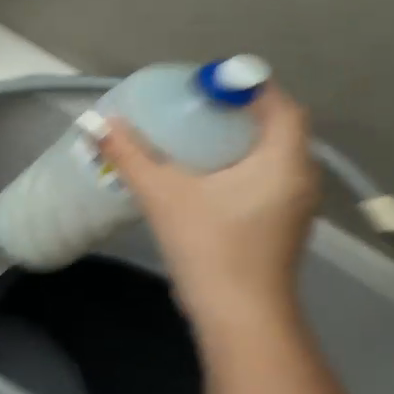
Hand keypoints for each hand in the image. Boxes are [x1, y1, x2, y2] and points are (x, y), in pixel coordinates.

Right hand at [98, 85, 320, 334]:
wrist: (237, 309)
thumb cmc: (208, 243)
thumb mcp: (160, 192)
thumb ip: (128, 153)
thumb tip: (95, 121)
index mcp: (283, 163)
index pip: (281, 109)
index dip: (247, 88)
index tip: (203, 84)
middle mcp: (297, 179)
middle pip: (273, 130)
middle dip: (231, 112)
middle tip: (184, 104)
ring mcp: (290, 203)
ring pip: (265, 155)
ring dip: (228, 140)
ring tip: (181, 134)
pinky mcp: (275, 221)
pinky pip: (258, 176)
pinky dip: (229, 163)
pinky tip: (191, 171)